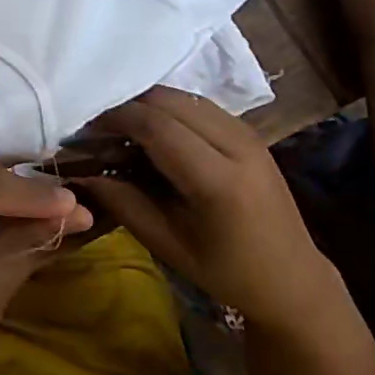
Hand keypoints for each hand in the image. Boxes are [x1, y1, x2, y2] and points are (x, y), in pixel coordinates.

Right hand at [79, 88, 335, 325]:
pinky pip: (198, 103)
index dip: (116, 118)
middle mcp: (237, 145)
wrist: (293, 278)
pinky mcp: (248, 130)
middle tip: (98, 126)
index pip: (157, 126)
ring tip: (122, 127)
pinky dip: (168, 107)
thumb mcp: (169, 245)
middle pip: (169, 100)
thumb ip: (124, 203)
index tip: (86, 128)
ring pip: (183, 96)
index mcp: (219, 181)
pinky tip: (153, 128)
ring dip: (147, 103)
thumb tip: (82, 172)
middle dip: (127, 105)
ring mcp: (247, 132)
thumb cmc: (228, 272)